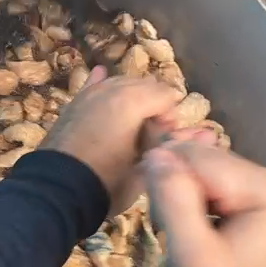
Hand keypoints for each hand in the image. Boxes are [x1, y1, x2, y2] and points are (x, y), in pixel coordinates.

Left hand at [44, 68, 184, 210]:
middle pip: (144, 86)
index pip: (166, 95)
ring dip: (133, 98)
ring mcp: (89, 94)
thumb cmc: (106, 184)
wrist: (55, 192)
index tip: (168, 141)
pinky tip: (104, 74)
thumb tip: (210, 134)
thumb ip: (175, 145)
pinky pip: (92, 85)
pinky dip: (102, 82)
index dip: (172, 118)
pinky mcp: (73, 105)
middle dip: (155, 106)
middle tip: (154, 137)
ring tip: (136, 124)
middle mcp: (111, 89)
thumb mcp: (145, 169)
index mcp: (132, 101)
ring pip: (120, 84)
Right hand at [143, 140, 265, 266]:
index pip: (201, 159)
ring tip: (174, 227)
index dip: (169, 181)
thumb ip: (175, 200)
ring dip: (177, 191)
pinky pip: (205, 177)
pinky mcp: (252, 193)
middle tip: (165, 225)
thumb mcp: (191, 256)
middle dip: (174, 184)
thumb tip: (157, 153)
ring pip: (199, 165)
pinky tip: (185, 222)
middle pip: (202, 158)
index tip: (158, 218)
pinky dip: (186, 195)